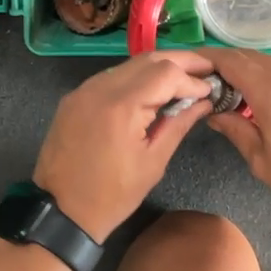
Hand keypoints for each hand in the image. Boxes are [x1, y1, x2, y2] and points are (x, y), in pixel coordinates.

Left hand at [32, 51, 216, 241]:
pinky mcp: (74, 98)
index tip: (210, 90)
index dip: (192, 79)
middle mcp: (100, 88)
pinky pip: (111, 78)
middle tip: (205, 70)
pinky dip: (135, 79)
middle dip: (180, 62)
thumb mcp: (152, 162)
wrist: (60, 211)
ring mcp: (83, 90)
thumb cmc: (112, 195)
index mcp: (122, 105)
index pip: (166, 73)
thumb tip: (203, 101)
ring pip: (128, 65)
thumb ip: (178, 124)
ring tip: (182, 81)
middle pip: (148, 59)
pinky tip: (151, 92)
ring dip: (157, 68)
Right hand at [201, 47, 270, 228]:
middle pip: (252, 57)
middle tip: (208, 77)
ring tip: (234, 87)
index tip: (192, 63)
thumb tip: (214, 113)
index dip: (208, 58)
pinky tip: (266, 94)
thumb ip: (235, 130)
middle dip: (227, 63)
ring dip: (251, 68)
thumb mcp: (261, 160)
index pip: (232, 61)